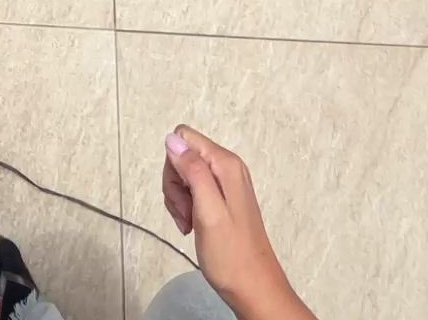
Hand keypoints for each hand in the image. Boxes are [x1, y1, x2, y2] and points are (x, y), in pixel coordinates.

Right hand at [162, 125, 312, 319]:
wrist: (255, 291)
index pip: (183, 137)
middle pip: (182, 156)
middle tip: (185, 213)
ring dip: (179, 198)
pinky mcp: (222, 198)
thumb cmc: (231, 255)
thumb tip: (172, 138)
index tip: (183, 193)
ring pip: (184, 174)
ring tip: (189, 223)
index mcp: (225, 164)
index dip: (174, 163)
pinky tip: (192, 225)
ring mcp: (225, 182)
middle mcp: (227, 166)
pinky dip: (186, 206)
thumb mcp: (208, 211)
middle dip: (176, 184)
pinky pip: (192, 189)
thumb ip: (193, 171)